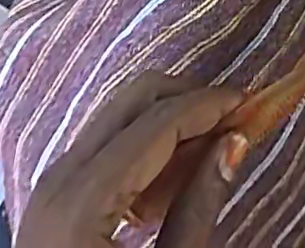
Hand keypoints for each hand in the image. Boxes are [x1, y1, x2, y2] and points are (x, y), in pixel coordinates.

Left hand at [16, 74, 247, 247]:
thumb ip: (199, 209)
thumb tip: (235, 141)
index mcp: (84, 200)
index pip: (159, 121)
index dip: (209, 104)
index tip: (250, 99)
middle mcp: (62, 174)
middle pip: (135, 98)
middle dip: (189, 97)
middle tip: (233, 115)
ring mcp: (54, 178)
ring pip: (121, 111)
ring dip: (169, 114)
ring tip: (211, 144)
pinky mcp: (56, 190)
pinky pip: (108, 139)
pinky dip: (146, 138)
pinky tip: (173, 173)